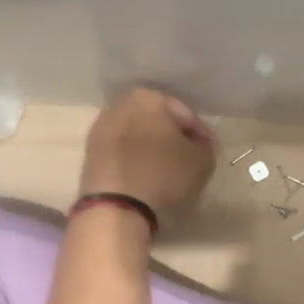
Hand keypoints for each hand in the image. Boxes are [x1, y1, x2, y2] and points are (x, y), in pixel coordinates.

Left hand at [81, 88, 215, 224]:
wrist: (114, 206)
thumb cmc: (163, 174)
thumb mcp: (201, 162)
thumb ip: (206, 148)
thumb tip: (199, 146)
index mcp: (149, 97)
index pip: (186, 114)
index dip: (203, 135)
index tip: (213, 153)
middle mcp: (121, 104)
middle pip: (158, 122)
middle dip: (174, 139)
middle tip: (191, 160)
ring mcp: (101, 129)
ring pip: (138, 138)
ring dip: (154, 151)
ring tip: (168, 173)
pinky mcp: (90, 155)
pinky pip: (123, 155)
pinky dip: (136, 163)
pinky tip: (147, 180)